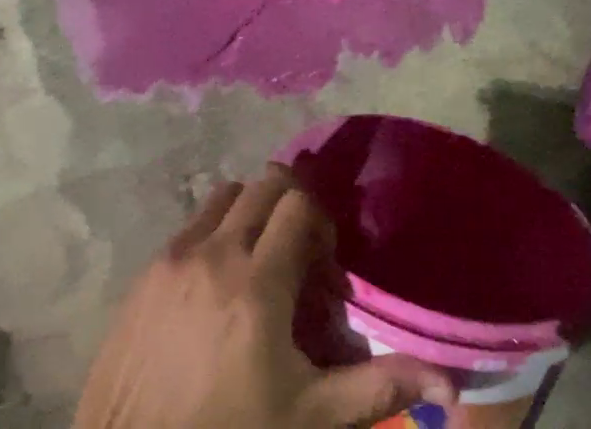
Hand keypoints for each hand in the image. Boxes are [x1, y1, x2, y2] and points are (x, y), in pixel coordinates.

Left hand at [74, 167, 454, 428]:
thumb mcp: (308, 416)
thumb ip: (377, 387)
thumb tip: (448, 382)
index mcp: (257, 281)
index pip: (299, 203)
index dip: (322, 222)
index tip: (324, 265)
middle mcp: (213, 253)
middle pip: (264, 185)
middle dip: (291, 204)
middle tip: (300, 252)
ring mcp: (172, 259)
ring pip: (224, 197)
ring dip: (251, 212)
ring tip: (259, 260)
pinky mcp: (143, 274)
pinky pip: (190, 225)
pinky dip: (214, 233)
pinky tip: (217, 285)